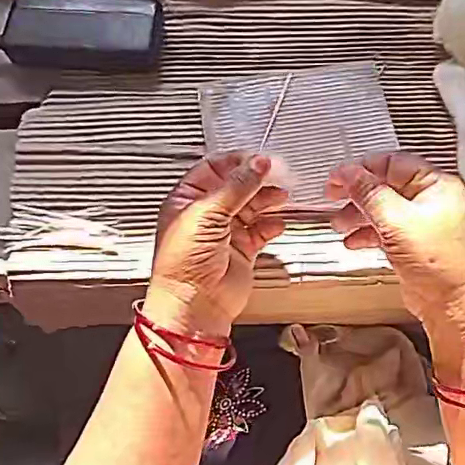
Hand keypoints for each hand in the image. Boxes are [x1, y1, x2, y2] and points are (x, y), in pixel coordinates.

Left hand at [147, 153, 288, 337]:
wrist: (193, 305)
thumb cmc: (183, 265)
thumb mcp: (207, 213)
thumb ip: (236, 187)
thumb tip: (257, 165)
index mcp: (187, 199)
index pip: (214, 168)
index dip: (237, 162)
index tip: (259, 159)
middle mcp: (206, 214)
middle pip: (237, 186)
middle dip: (257, 180)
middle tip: (276, 174)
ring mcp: (225, 232)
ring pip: (252, 207)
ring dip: (268, 200)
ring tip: (281, 195)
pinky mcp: (242, 250)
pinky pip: (261, 231)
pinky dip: (272, 225)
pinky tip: (277, 221)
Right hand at [326, 153, 464, 325]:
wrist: (452, 305)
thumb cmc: (441, 266)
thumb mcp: (397, 221)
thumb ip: (369, 194)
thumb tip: (350, 175)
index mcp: (437, 185)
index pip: (393, 163)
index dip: (363, 169)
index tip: (340, 177)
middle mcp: (433, 201)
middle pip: (386, 185)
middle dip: (357, 193)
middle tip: (335, 195)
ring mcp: (424, 223)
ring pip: (383, 209)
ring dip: (358, 215)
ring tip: (340, 222)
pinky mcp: (415, 244)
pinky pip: (386, 229)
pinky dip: (368, 233)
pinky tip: (354, 240)